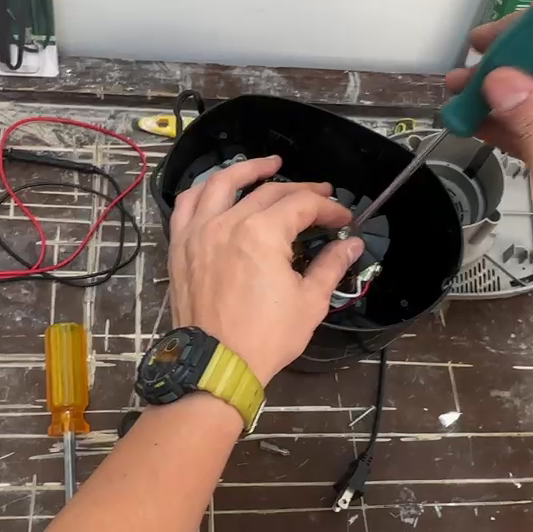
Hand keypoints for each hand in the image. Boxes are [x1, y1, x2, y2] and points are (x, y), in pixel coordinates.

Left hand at [169, 157, 363, 383]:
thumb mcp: (309, 302)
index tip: (344, 221)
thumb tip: (352, 245)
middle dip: (301, 191)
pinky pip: (187, 205)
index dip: (328, 209)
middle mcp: (227, 223)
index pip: (302, 205)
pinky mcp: (180, 246)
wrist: (216, 365)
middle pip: (268, 192)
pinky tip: (217, 188)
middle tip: (321, 197)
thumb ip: (331, 266)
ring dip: (248, 170)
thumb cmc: (265, 337)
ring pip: (221, 184)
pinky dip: (203, 190)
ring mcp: (199, 232)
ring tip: (268, 166)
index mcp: (261, 233)